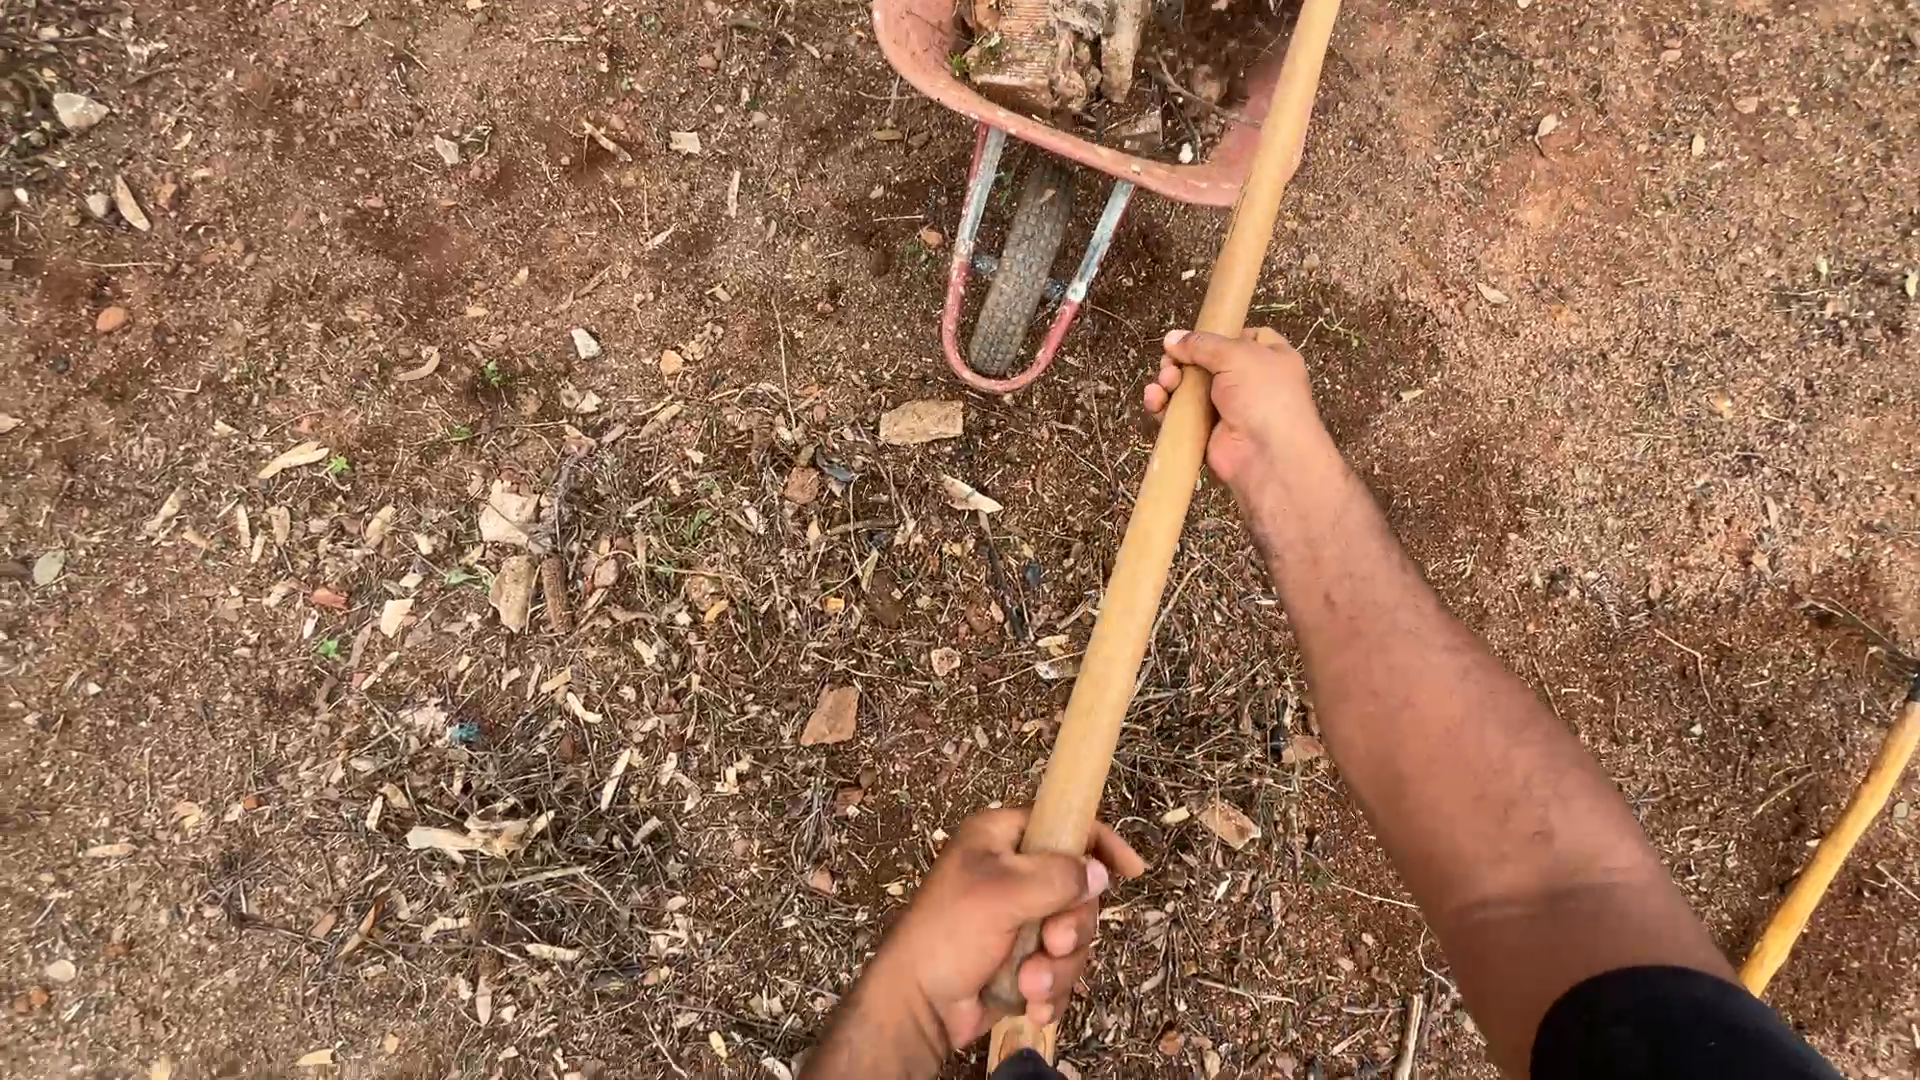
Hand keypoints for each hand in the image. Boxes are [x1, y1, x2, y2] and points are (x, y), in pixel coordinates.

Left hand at [866, 808, 1145, 1050]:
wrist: (918, 1004)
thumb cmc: (949, 932)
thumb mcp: (1002, 892)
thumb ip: (1056, 877)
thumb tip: (1099, 872)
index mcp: (1002, 837)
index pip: (1062, 824)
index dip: (1099, 842)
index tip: (1131, 869)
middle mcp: (1015, 871)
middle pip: (1078, 888)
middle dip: (1071, 926)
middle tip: (1053, 943)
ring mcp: (1021, 917)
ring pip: (1073, 934)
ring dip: (1057, 966)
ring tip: (1029, 983)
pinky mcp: (1025, 957)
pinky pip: (1061, 967)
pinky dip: (1051, 990)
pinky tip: (1032, 1004)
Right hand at [1142, 328, 1326, 497]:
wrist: (1267, 454)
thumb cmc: (1265, 397)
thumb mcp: (1238, 355)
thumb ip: (1202, 344)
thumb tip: (1171, 338)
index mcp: (1268, 358)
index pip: (1240, 338)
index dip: (1216, 336)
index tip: (1195, 339)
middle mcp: (1247, 382)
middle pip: (1204, 363)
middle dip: (1182, 361)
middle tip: (1170, 364)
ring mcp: (1225, 408)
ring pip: (1187, 388)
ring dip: (1170, 382)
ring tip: (1165, 383)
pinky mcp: (1205, 431)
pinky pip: (1178, 414)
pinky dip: (1163, 406)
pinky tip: (1155, 400)